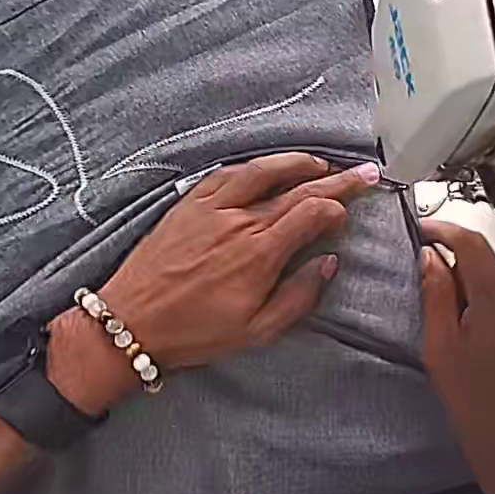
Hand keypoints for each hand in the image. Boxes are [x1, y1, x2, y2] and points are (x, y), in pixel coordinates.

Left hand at [46, 153, 379, 413]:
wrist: (133, 321)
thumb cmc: (195, 331)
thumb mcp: (257, 331)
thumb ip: (299, 295)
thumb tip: (328, 262)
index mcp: (259, 252)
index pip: (312, 212)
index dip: (337, 207)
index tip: (347, 213)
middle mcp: (239, 221)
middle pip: (298, 188)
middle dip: (336, 179)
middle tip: (361, 172)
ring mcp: (212, 207)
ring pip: (263, 171)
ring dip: (296, 163)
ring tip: (319, 163)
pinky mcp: (190, 203)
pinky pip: (228, 173)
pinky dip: (254, 166)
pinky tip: (266, 168)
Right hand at [418, 219, 494, 493]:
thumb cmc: (487, 413)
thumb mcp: (441, 349)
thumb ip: (435, 294)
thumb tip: (431, 259)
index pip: (471, 240)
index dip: (443, 230)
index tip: (428, 231)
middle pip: (487, 266)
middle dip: (461, 280)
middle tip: (442, 315)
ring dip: (483, 300)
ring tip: (472, 346)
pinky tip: (493, 352)